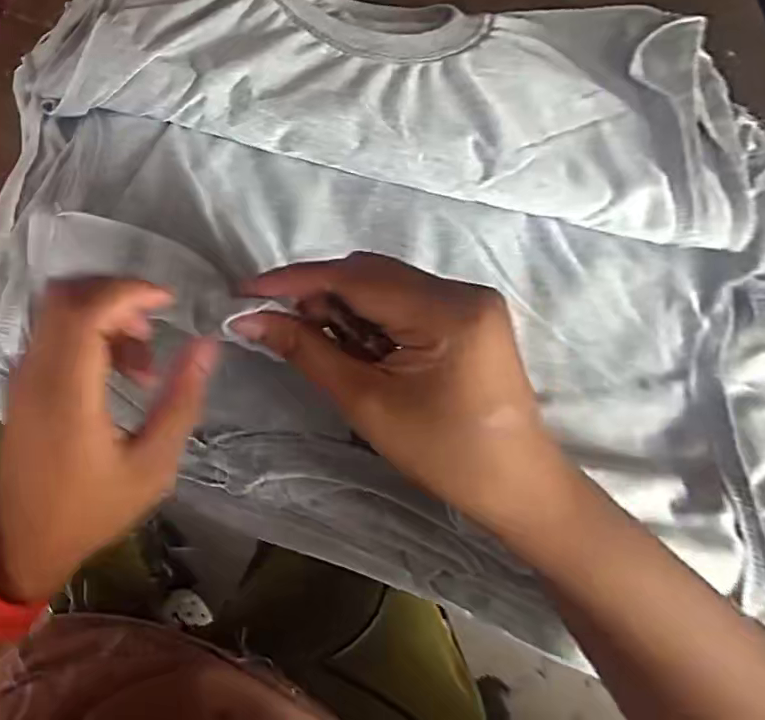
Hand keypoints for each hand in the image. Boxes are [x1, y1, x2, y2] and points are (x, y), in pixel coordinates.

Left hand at [0, 279, 217, 602]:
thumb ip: (180, 401)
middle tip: (152, 328)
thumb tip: (206, 345)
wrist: (24, 537)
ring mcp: (23, 371)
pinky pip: (52, 332)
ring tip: (140, 364)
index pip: (87, 311)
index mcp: (67, 390)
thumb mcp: (152, 466)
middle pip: (67, 297)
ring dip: (102, 315)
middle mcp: (37, 369)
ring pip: (58, 310)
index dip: (128, 292)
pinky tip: (114, 371)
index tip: (168, 300)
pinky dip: (85, 332)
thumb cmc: (91, 509)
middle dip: (115, 297)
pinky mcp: (21, 379)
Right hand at [231, 254, 573, 534]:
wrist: (520, 491)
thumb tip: (247, 319)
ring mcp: (464, 299)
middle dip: (316, 296)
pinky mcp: (461, 313)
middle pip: (364, 273)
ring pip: (375, 282)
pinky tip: (354, 346)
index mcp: (447, 311)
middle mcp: (459, 291)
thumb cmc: (444, 453)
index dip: (292, 280)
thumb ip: (304, 348)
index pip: (353, 277)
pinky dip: (362, 316)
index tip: (243, 290)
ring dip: (338, 307)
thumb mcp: (364, 400)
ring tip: (324, 346)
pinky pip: (394, 297)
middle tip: (280, 326)